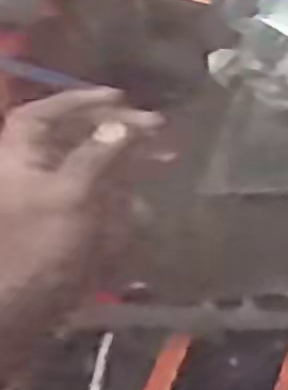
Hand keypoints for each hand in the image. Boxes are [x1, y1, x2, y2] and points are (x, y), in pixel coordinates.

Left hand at [0, 88, 160, 308]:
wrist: (30, 293)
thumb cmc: (46, 242)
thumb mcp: (72, 196)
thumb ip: (99, 158)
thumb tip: (128, 125)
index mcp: (19, 161)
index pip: (39, 117)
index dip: (76, 102)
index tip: (123, 97)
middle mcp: (32, 170)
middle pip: (65, 135)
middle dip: (109, 124)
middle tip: (157, 125)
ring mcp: (56, 193)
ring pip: (88, 158)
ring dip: (126, 149)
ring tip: (165, 150)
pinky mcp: (76, 213)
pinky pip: (104, 184)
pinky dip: (129, 175)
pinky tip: (154, 179)